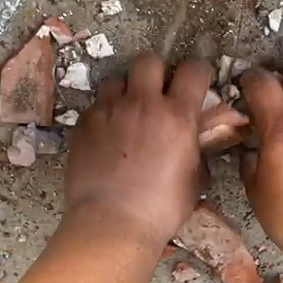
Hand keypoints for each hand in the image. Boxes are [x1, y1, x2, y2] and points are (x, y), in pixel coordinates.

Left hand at [62, 54, 213, 250]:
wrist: (112, 223)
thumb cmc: (162, 208)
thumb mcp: (195, 178)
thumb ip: (198, 148)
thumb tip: (199, 137)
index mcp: (177, 115)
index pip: (192, 70)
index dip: (197, 73)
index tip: (196, 84)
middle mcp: (142, 103)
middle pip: (148, 60)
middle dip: (155, 72)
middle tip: (157, 94)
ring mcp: (109, 111)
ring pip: (117, 80)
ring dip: (125, 92)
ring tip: (127, 115)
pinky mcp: (84, 123)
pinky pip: (97, 105)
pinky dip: (105, 114)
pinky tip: (108, 136)